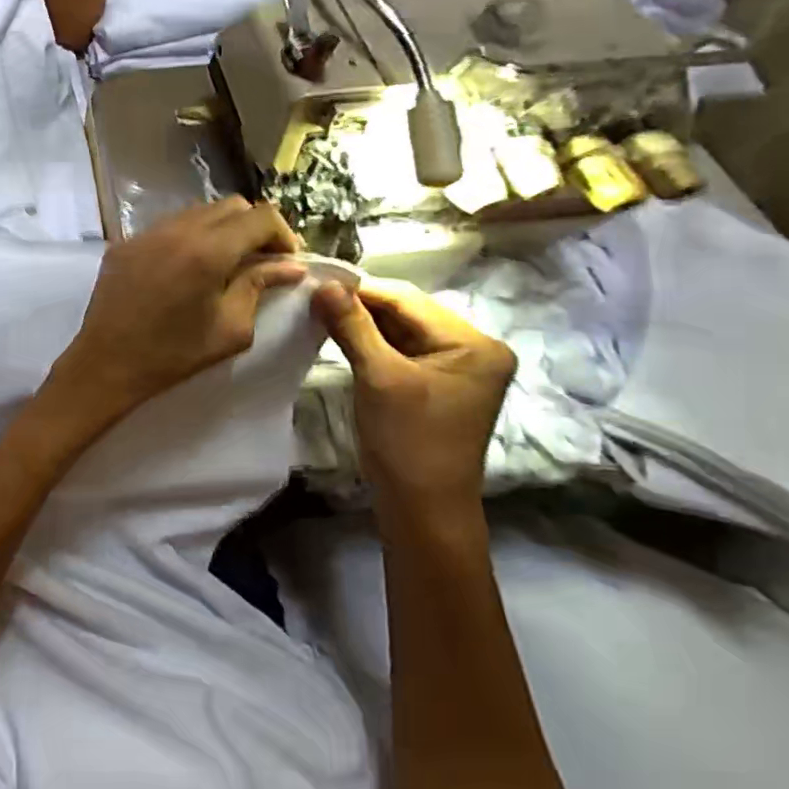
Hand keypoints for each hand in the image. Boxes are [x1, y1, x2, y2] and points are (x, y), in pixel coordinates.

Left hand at [49, 198, 307, 424]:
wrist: (107, 363)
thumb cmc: (174, 354)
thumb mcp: (231, 328)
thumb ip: (259, 286)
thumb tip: (289, 266)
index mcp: (208, 250)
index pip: (261, 216)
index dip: (282, 235)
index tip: (285, 261)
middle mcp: (177, 229)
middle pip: (231, 206)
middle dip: (253, 227)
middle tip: (260, 261)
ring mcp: (146, 232)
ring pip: (197, 212)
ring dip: (220, 230)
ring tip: (224, 263)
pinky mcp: (125, 242)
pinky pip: (167, 226)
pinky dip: (188, 237)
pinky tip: (187, 268)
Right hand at [312, 278, 515, 514]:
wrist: (421, 509)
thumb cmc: (408, 442)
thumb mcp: (379, 378)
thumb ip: (352, 326)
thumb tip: (324, 285)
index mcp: (476, 345)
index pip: (409, 301)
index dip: (361, 289)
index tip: (316, 280)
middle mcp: (474, 350)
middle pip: (407, 313)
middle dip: (360, 305)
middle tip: (313, 296)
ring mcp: (456, 368)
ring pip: (401, 330)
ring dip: (362, 322)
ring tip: (319, 311)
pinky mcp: (436, 384)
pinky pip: (400, 350)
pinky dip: (370, 342)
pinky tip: (339, 333)